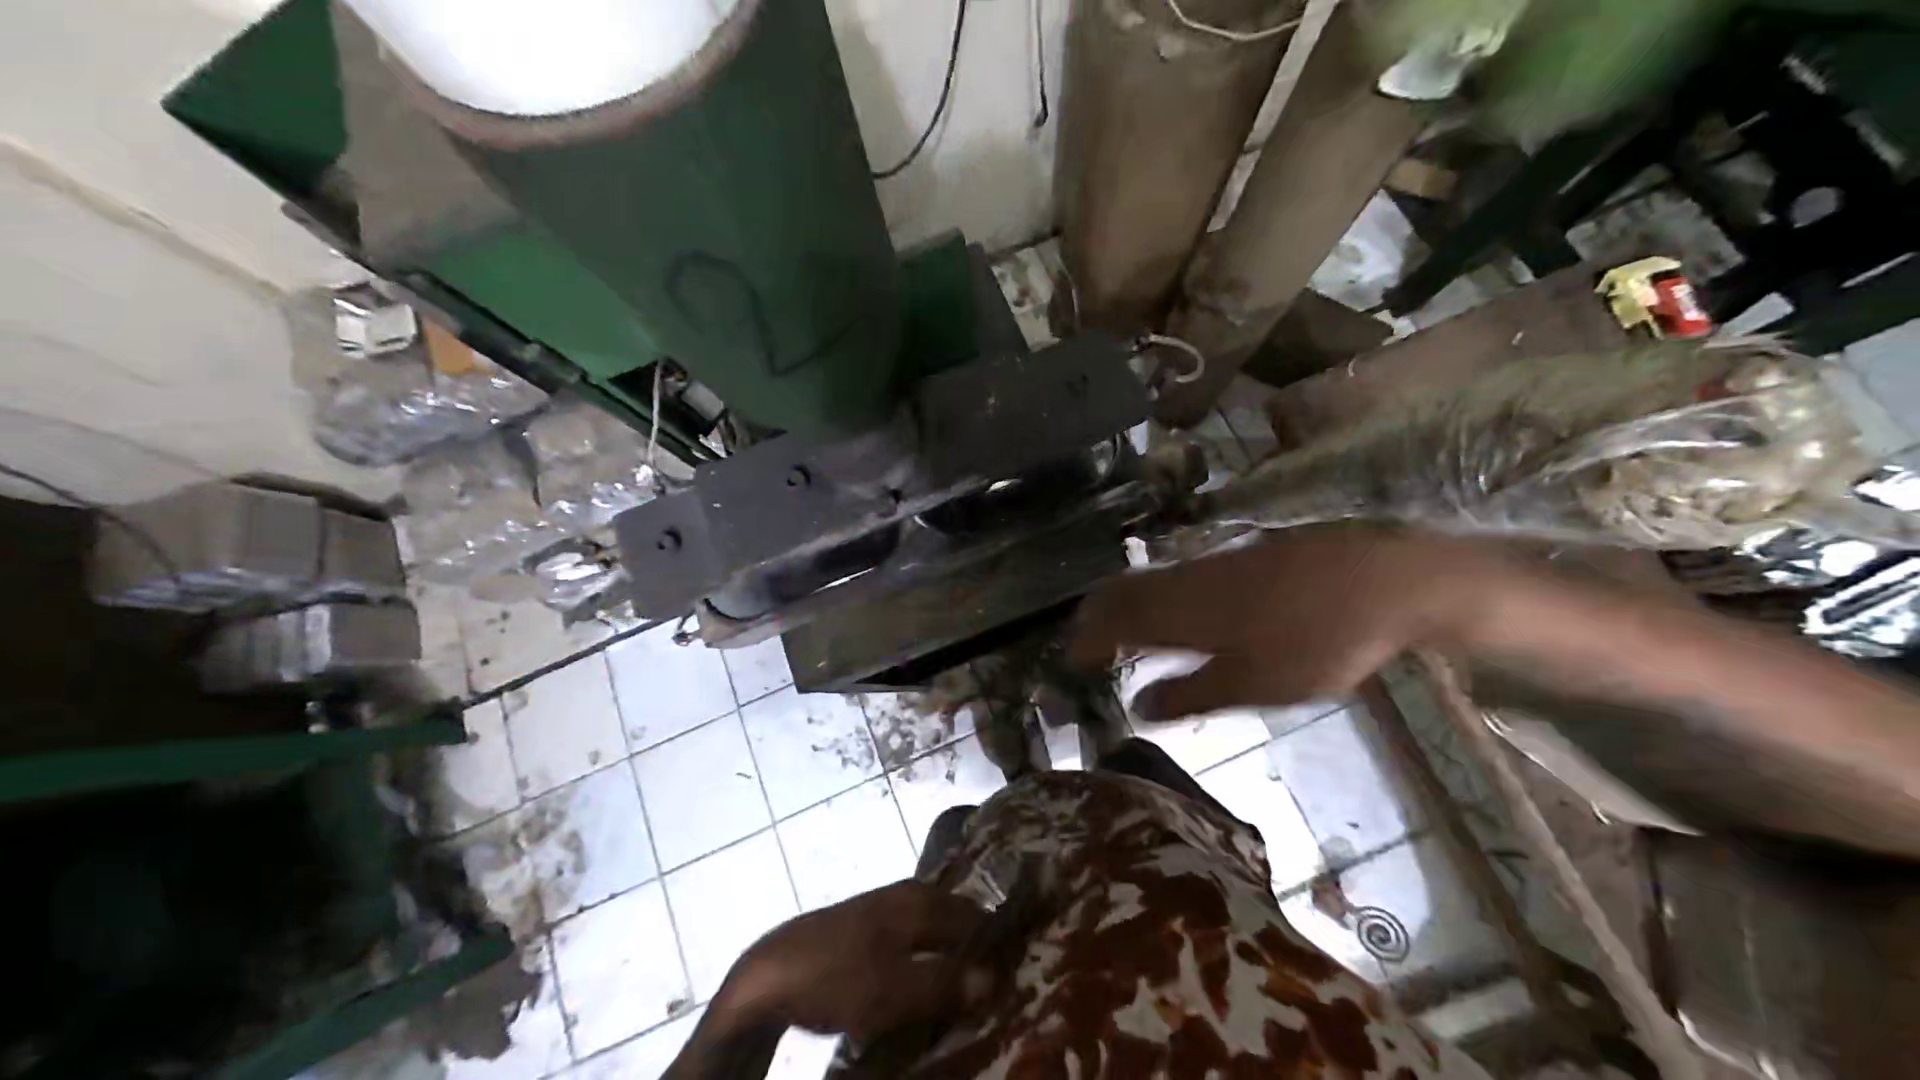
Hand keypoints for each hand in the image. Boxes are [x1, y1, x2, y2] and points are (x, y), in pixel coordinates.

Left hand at [713, 881, 991, 1042]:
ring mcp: (883, 905)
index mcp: (919, 900)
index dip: (994, 941)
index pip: (973, 915)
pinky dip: (926, 950)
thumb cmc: (838, 977)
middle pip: (953, 916)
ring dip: (950, 949)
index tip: (1013, 968)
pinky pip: (911, 932)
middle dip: (975, 943)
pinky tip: (923, 974)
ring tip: (964, 984)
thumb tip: (994, 979)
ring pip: (932, 923)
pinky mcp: (865, 923)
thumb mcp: (894, 991)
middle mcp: (906, 893)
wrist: (772, 973)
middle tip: (993, 980)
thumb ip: (945, 983)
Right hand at [1069, 527, 1516, 717]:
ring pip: (1147, 580)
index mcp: (1181, 615)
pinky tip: (1171, 608)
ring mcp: (1211, 564)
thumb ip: (1192, 696)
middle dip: (1095, 616)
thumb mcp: (1256, 685)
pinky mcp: (1236, 556)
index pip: (1113, 623)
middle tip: (1085, 642)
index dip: (1087, 641)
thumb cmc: (1317, 642)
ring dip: (1123, 603)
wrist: (1382, 578)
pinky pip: (1174, 574)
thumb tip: (1138, 706)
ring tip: (1117, 628)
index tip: (1072, 661)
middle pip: (1121, 592)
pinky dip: (1154, 592)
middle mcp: (1184, 582)